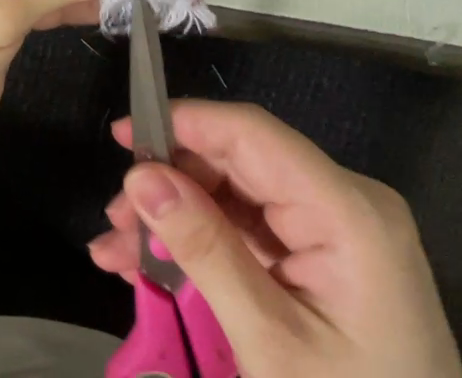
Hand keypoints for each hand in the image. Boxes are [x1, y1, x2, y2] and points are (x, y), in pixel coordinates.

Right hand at [89, 101, 461, 377]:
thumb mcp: (270, 339)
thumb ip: (204, 249)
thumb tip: (141, 176)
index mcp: (348, 212)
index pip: (252, 135)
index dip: (183, 122)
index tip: (120, 136)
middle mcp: (344, 203)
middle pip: (237, 162)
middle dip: (169, 184)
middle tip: (113, 221)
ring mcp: (335, 230)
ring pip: (233, 195)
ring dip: (174, 218)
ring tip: (117, 254)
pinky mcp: (323, 256)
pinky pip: (247, 229)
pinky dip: (199, 243)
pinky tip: (151, 266)